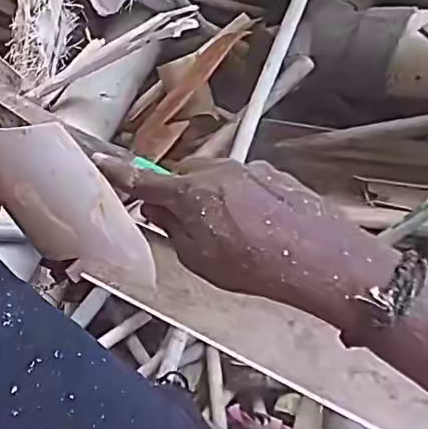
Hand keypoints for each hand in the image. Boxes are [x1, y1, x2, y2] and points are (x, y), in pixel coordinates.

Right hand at [94, 156, 393, 326]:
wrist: (325, 264)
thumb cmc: (262, 266)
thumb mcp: (197, 258)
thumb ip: (171, 229)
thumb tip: (161, 213)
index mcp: (193, 193)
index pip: (144, 179)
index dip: (118, 172)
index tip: (102, 162)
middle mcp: (220, 172)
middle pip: (180, 175)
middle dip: (174, 195)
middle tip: (176, 224)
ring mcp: (250, 170)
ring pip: (211, 179)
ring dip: (207, 199)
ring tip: (224, 236)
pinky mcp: (274, 176)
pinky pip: (239, 183)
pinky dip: (235, 201)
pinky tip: (250, 230)